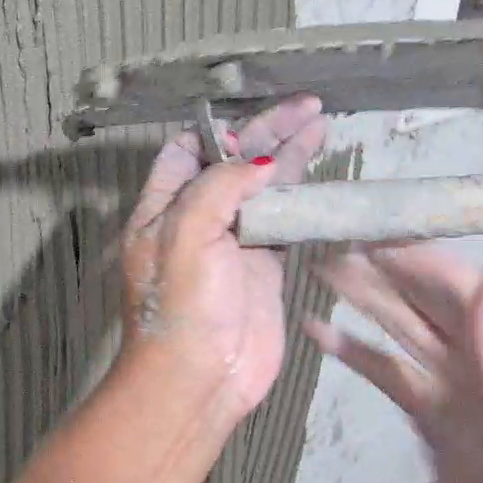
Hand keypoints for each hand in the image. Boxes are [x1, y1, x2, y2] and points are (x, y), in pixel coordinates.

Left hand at [117, 95, 327, 426]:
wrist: (200, 375)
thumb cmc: (181, 304)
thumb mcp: (185, 233)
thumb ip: (218, 186)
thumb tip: (258, 161)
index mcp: (160, 209)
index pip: (182, 153)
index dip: (213, 133)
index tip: (248, 120)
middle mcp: (194, 220)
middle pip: (229, 164)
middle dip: (263, 133)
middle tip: (306, 107)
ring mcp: (230, 243)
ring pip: (261, 188)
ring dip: (288, 156)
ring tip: (320, 123)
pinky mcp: (262, 267)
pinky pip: (283, 221)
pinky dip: (301, 195)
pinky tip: (322, 173)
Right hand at [305, 245, 482, 482]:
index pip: (469, 291)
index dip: (423, 261)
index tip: (376, 234)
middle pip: (429, 304)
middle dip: (385, 271)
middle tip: (334, 240)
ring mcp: (454, 386)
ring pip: (402, 331)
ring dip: (364, 301)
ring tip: (320, 269)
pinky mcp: (426, 413)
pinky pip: (385, 373)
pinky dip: (353, 351)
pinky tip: (319, 330)